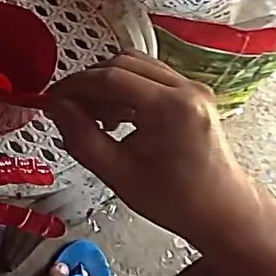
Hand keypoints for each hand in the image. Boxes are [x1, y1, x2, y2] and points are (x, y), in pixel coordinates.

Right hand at [45, 53, 266, 244]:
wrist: (223, 211)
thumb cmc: (178, 201)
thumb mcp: (119, 175)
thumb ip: (82, 138)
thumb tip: (57, 109)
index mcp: (171, 108)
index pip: (110, 79)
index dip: (75, 86)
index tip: (52, 99)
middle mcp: (186, 89)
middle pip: (123, 64)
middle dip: (89, 83)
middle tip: (68, 109)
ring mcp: (192, 88)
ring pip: (136, 65)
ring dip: (107, 84)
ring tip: (93, 117)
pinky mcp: (191, 93)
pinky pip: (149, 76)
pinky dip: (125, 89)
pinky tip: (115, 117)